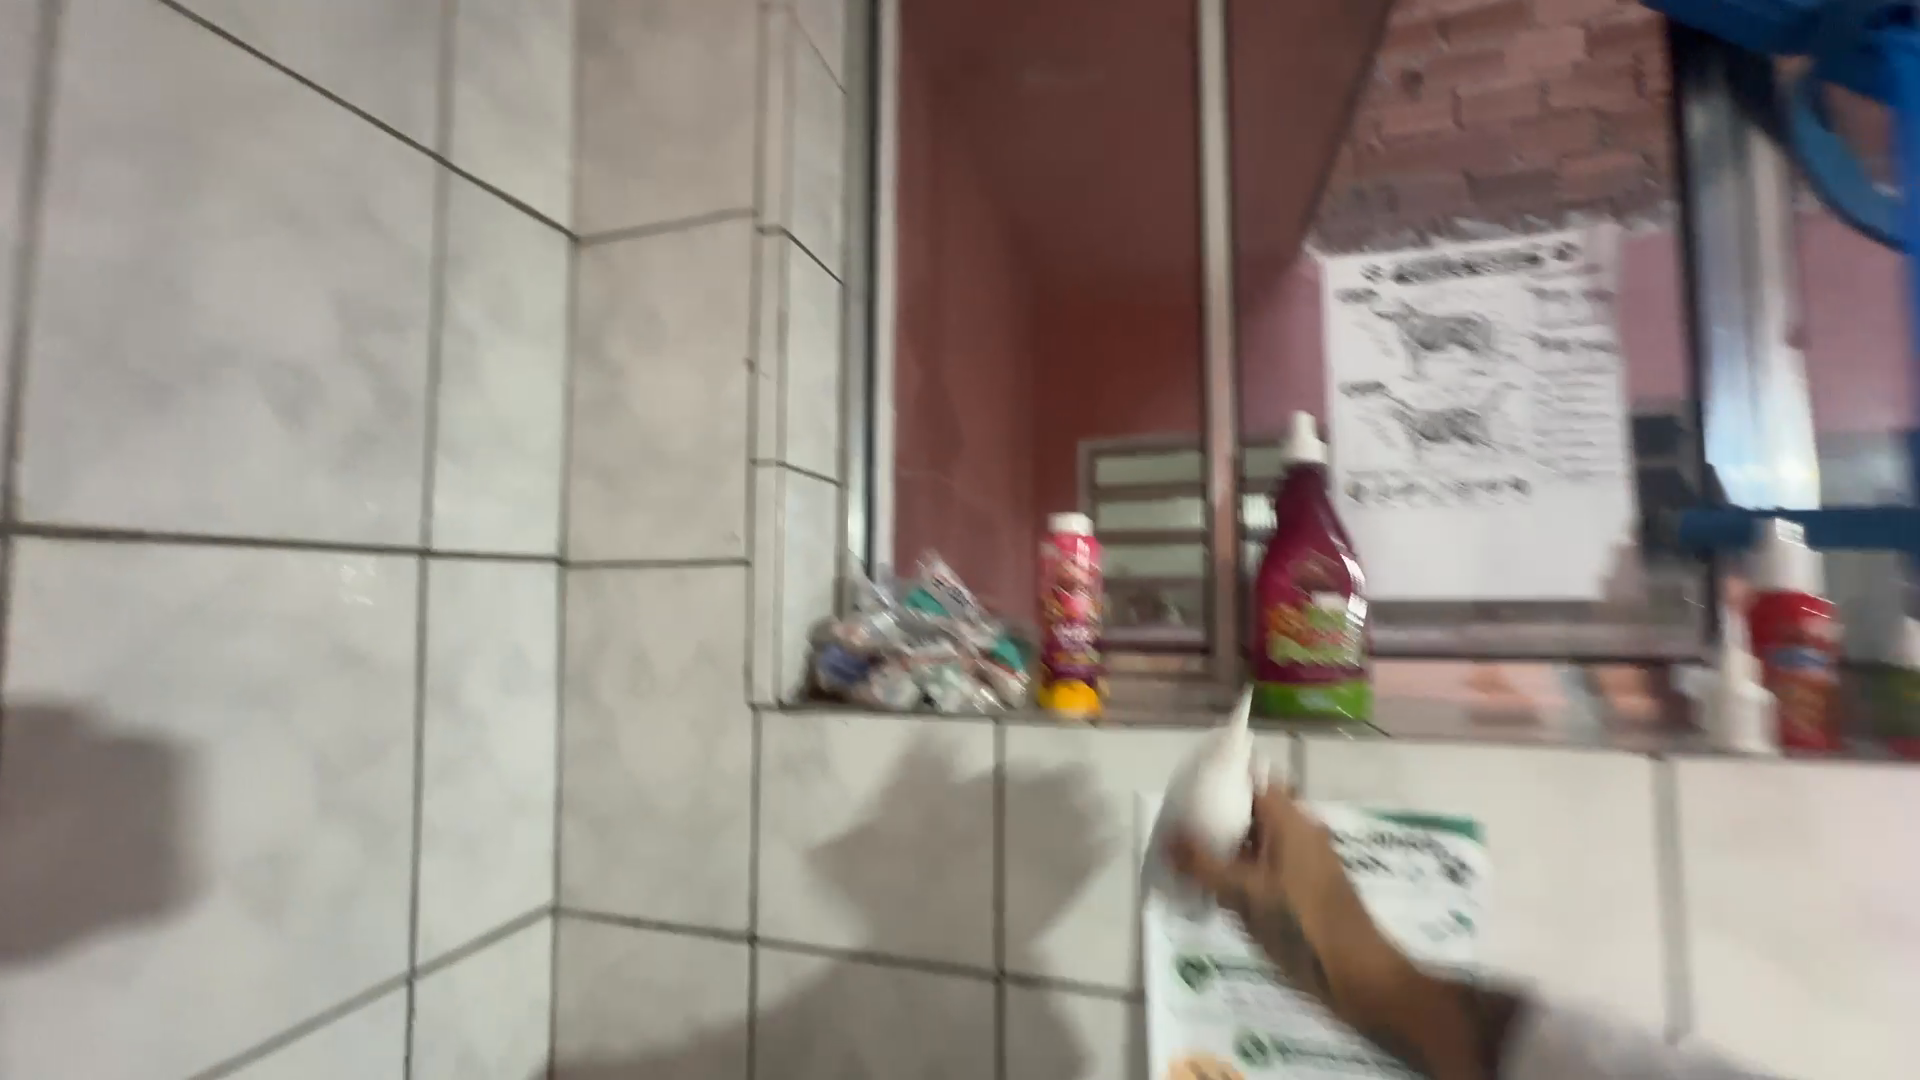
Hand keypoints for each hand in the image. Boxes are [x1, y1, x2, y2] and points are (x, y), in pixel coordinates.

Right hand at [1169, 787, 1415, 1030]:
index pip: (1248, 777)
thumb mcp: (1242, 894)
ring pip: (1258, 836)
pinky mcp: (1308, 885)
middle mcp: (1301, 829)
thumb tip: (1164, 836)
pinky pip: (1267, 861)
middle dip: (1215, 813)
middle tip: (1180, 825)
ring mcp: (1307, 858)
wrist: (1363, 980)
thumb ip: (1199, 863)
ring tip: (1189, 855)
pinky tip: (1216, 887)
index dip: (1216, 776)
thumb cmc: (1303, 926)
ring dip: (1227, 842)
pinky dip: (1242, 865)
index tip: (1185, 786)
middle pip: (1250, 806)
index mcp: (1289, 818)